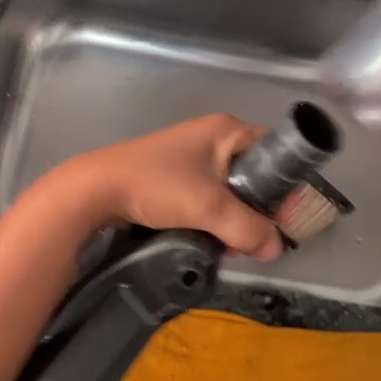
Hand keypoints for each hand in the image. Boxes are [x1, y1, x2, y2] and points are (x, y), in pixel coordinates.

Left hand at [51, 115, 285, 259]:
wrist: (96, 190)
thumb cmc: (157, 186)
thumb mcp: (209, 208)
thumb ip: (247, 229)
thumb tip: (276, 250)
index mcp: (226, 130)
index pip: (274, 150)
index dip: (284, 184)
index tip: (282, 218)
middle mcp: (211, 138)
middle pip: (253, 175)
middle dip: (255, 210)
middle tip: (251, 238)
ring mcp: (190, 156)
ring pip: (229, 190)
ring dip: (232, 219)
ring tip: (227, 244)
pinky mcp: (173, 176)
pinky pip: (207, 197)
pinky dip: (211, 218)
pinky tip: (206, 237)